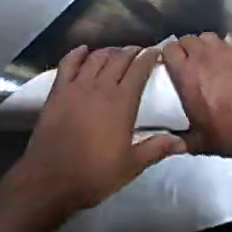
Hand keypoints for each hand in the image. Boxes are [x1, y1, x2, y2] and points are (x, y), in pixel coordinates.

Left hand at [6, 45, 185, 218]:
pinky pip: (68, 64)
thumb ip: (156, 149)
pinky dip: (77, 54)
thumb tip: (182, 142)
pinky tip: (83, 50)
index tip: (155, 52)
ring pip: (96, 58)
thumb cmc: (94, 174)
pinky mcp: (58, 91)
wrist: (50, 181)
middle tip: (138, 52)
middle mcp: (101, 87)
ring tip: (115, 53)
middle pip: (119, 58)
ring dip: (108, 51)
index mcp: (122, 102)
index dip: (149, 57)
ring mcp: (77, 87)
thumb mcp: (131, 166)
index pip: (139, 69)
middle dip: (131, 51)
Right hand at [163, 33, 231, 164]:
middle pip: (187, 39)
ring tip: (207, 58)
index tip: (170, 63)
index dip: (168, 55)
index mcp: (187, 77)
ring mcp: (225, 52)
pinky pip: (228, 39)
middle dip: (185, 49)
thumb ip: (180, 140)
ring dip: (204, 45)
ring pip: (207, 37)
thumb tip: (170, 142)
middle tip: (188, 62)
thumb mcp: (200, 143)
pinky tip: (227, 57)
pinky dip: (225, 45)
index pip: (169, 50)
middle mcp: (203, 58)